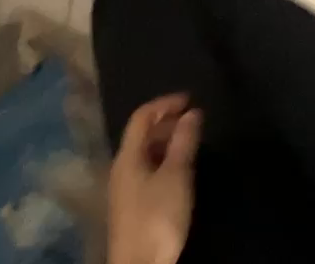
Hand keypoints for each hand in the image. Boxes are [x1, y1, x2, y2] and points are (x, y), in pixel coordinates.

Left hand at [107, 94, 201, 263]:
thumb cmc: (157, 216)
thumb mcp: (176, 176)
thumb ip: (184, 141)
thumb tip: (192, 112)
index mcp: (128, 155)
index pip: (142, 116)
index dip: (165, 103)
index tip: (189, 98)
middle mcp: (122, 166)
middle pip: (142, 134)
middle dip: (167, 122)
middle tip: (193, 120)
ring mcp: (125, 187)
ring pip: (145, 153)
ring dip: (167, 142)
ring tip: (191, 142)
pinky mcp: (132, 206)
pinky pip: (147, 170)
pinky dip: (164, 161)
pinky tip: (180, 171)